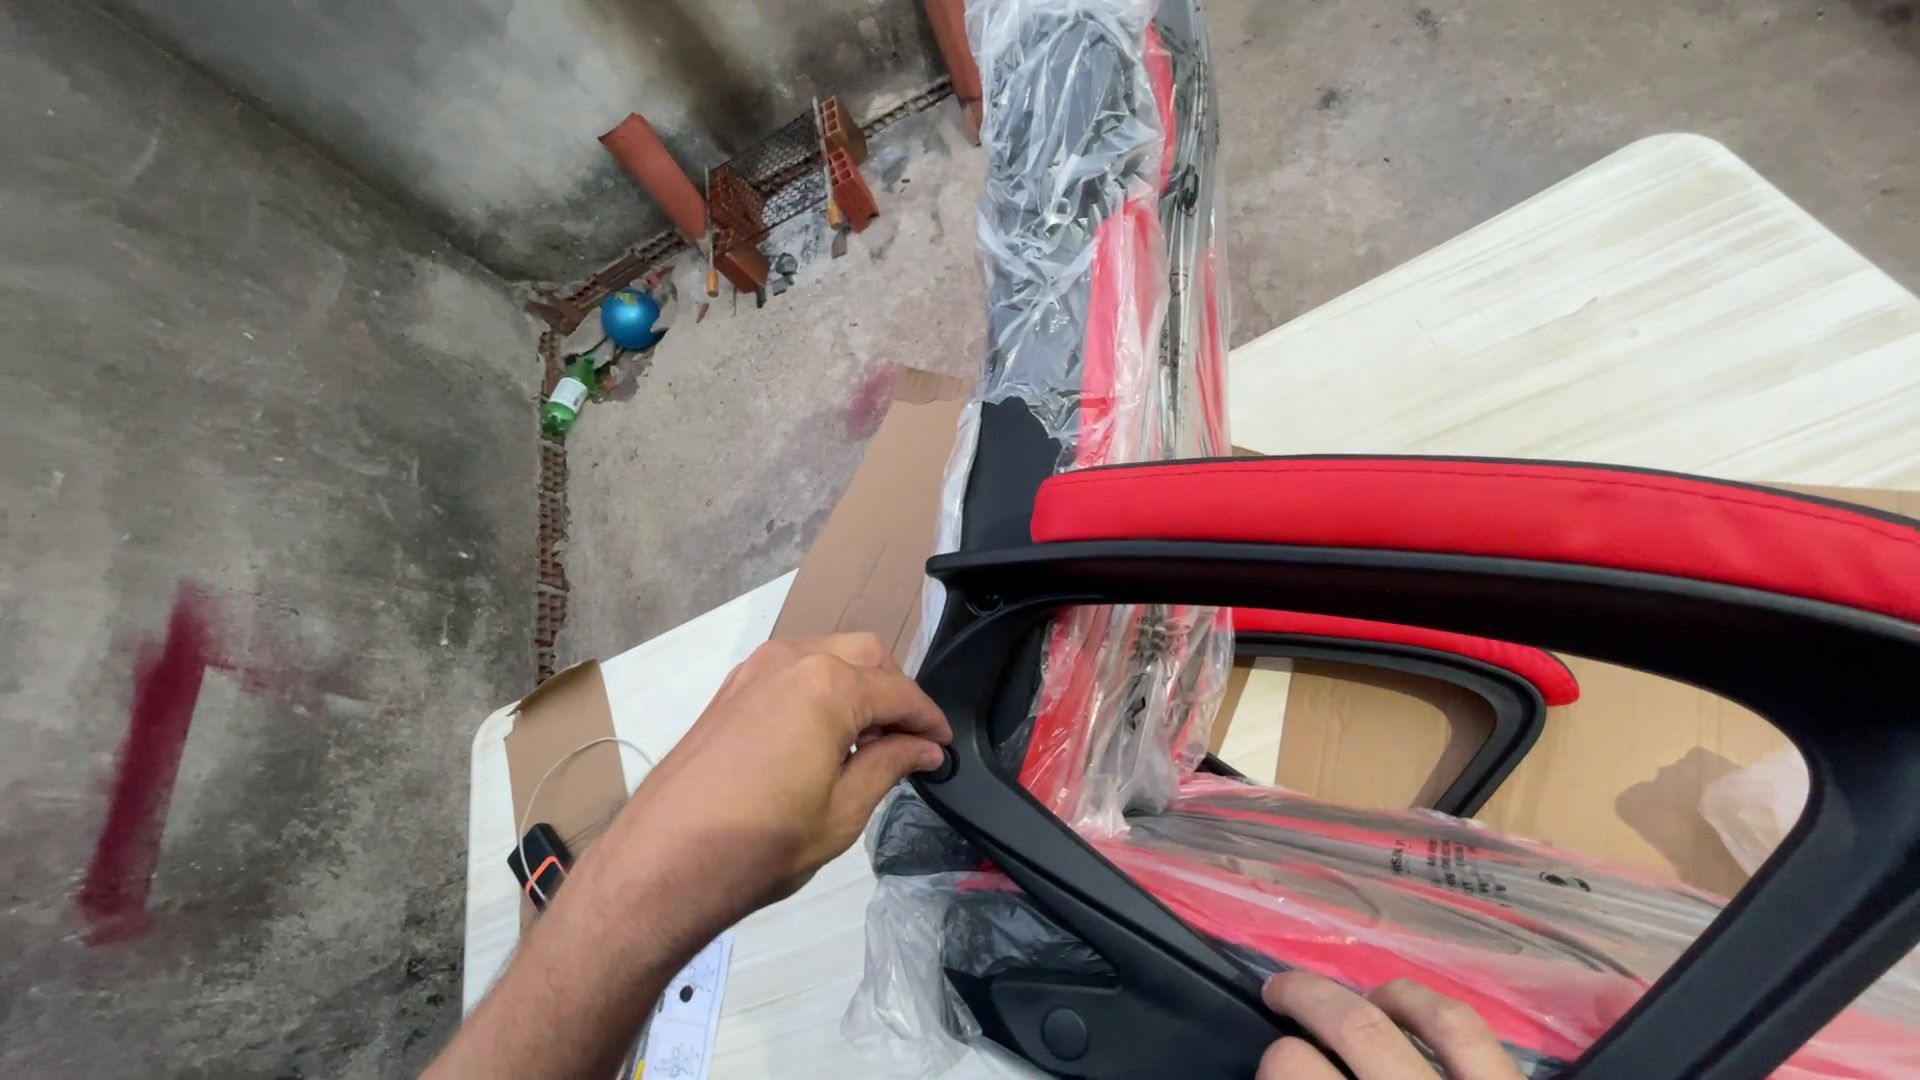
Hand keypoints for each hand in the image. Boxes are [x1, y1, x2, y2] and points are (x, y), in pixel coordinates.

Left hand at [427, 634, 948, 1079]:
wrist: (658, 865)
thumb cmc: (760, 846)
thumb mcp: (842, 813)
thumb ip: (890, 765)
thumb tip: (925, 747)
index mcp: (829, 685)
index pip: (899, 690)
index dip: (929, 719)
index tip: (943, 745)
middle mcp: (793, 660)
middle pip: (866, 656)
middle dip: (895, 692)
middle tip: (908, 740)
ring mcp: (756, 669)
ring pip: (828, 656)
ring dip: (857, 686)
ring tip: (866, 740)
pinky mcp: (731, 688)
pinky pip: (794, 670)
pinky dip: (821, 689)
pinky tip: (822, 735)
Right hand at [1258, 972, 1522, 1078]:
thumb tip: (1282, 1073)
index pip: (1296, 1069)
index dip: (1272, 1060)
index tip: (1267, 1065)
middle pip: (1357, 1027)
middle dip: (1305, 996)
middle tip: (1277, 994)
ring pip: (1437, 1019)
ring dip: (1382, 999)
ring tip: (1357, 1002)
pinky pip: (1483, 1036)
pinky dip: (1439, 1015)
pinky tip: (1416, 1022)